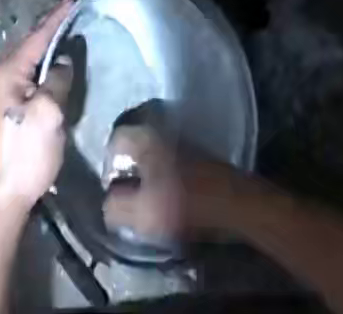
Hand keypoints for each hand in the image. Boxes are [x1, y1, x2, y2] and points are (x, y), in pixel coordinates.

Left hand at [0, 0, 75, 220]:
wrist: (1, 194)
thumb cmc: (25, 152)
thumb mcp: (48, 114)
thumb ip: (57, 81)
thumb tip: (61, 62)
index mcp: (8, 71)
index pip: (37, 36)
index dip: (56, 18)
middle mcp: (0, 74)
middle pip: (28, 42)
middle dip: (49, 26)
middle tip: (71, 11)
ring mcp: (1, 91)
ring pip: (27, 58)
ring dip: (44, 44)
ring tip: (64, 31)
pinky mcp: (7, 106)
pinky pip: (27, 73)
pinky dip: (41, 63)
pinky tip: (52, 64)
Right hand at [101, 124, 234, 245]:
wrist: (235, 203)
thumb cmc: (184, 202)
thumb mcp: (143, 213)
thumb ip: (116, 207)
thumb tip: (107, 204)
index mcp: (143, 137)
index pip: (114, 140)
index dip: (109, 164)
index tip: (112, 187)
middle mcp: (160, 129)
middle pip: (134, 144)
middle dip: (128, 166)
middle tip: (128, 190)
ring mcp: (181, 138)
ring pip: (153, 151)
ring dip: (148, 170)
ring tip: (148, 195)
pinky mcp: (197, 152)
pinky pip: (170, 158)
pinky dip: (165, 172)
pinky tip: (170, 192)